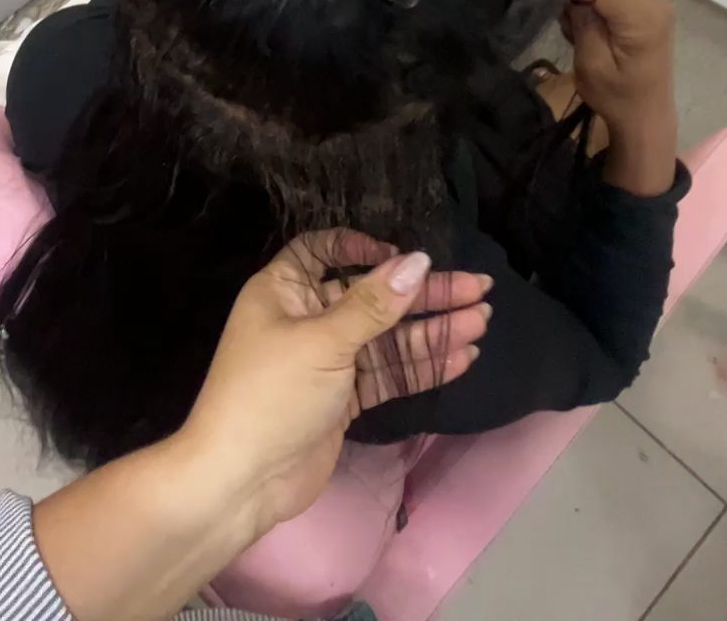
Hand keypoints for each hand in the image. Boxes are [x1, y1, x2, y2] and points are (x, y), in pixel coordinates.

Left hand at [33, 231, 489, 620]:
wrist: (244, 477)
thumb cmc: (273, 393)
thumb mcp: (323, 342)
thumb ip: (373, 304)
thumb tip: (417, 260)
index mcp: (282, 290)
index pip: (321, 252)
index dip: (361, 249)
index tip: (405, 257)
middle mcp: (303, 318)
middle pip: (367, 295)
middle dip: (419, 293)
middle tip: (476, 288)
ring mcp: (325, 359)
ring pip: (383, 336)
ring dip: (430, 330)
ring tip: (482, 320)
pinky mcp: (342, 396)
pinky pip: (385, 372)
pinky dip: (420, 365)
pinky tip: (461, 356)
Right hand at [564, 0, 675, 129]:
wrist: (645, 114)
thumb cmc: (616, 95)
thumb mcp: (590, 64)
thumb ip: (583, 24)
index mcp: (642, 18)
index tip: (553, 12)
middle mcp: (653, 3)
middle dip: (577, 1)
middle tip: (567, 30)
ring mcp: (654, 6)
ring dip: (585, 7)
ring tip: (579, 36)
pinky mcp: (649, 11)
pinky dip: (597, 11)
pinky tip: (593, 33)